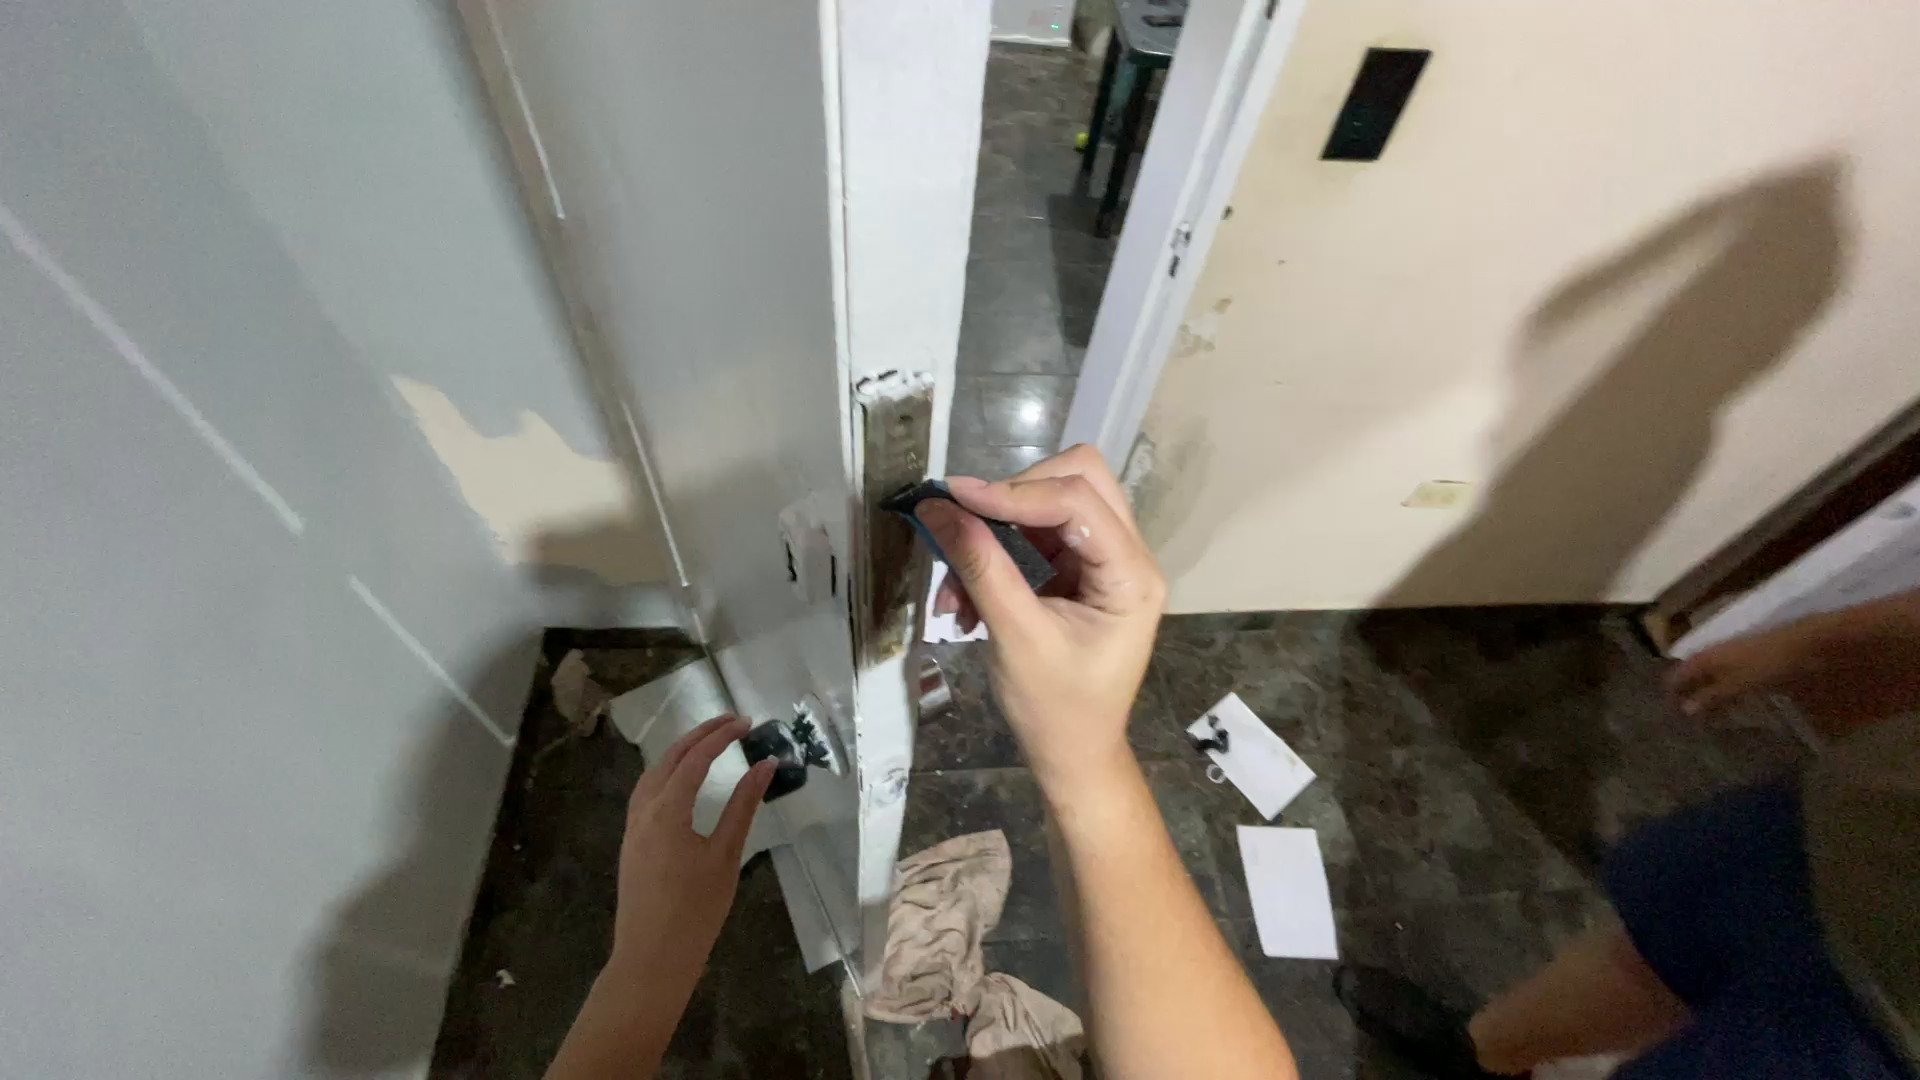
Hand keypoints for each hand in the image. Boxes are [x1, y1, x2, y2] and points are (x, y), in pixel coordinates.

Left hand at [610, 715, 774, 972]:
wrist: (651, 960)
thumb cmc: (695, 909)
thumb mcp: (726, 854)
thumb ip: (744, 805)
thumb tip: (765, 766)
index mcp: (667, 810)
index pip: (696, 758)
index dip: (722, 736)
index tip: (748, 722)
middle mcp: (644, 811)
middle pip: (670, 758)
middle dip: (700, 734)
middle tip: (732, 721)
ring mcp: (633, 828)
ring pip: (653, 773)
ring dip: (680, 751)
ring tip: (709, 742)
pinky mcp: (632, 843)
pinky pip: (646, 792)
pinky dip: (667, 772)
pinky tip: (682, 780)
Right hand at [916, 445, 1165, 797]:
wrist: (1071, 752)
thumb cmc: (1056, 708)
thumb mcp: (1015, 637)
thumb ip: (981, 567)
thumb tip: (937, 507)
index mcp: (1131, 574)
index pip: (1078, 500)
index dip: (1013, 491)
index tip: (953, 498)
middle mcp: (1127, 554)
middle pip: (1078, 479)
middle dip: (1014, 495)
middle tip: (965, 522)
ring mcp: (1103, 558)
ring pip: (1052, 500)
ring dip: (997, 529)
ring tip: (954, 588)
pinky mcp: (1077, 568)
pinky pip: (1034, 534)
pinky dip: (996, 553)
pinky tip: (965, 598)